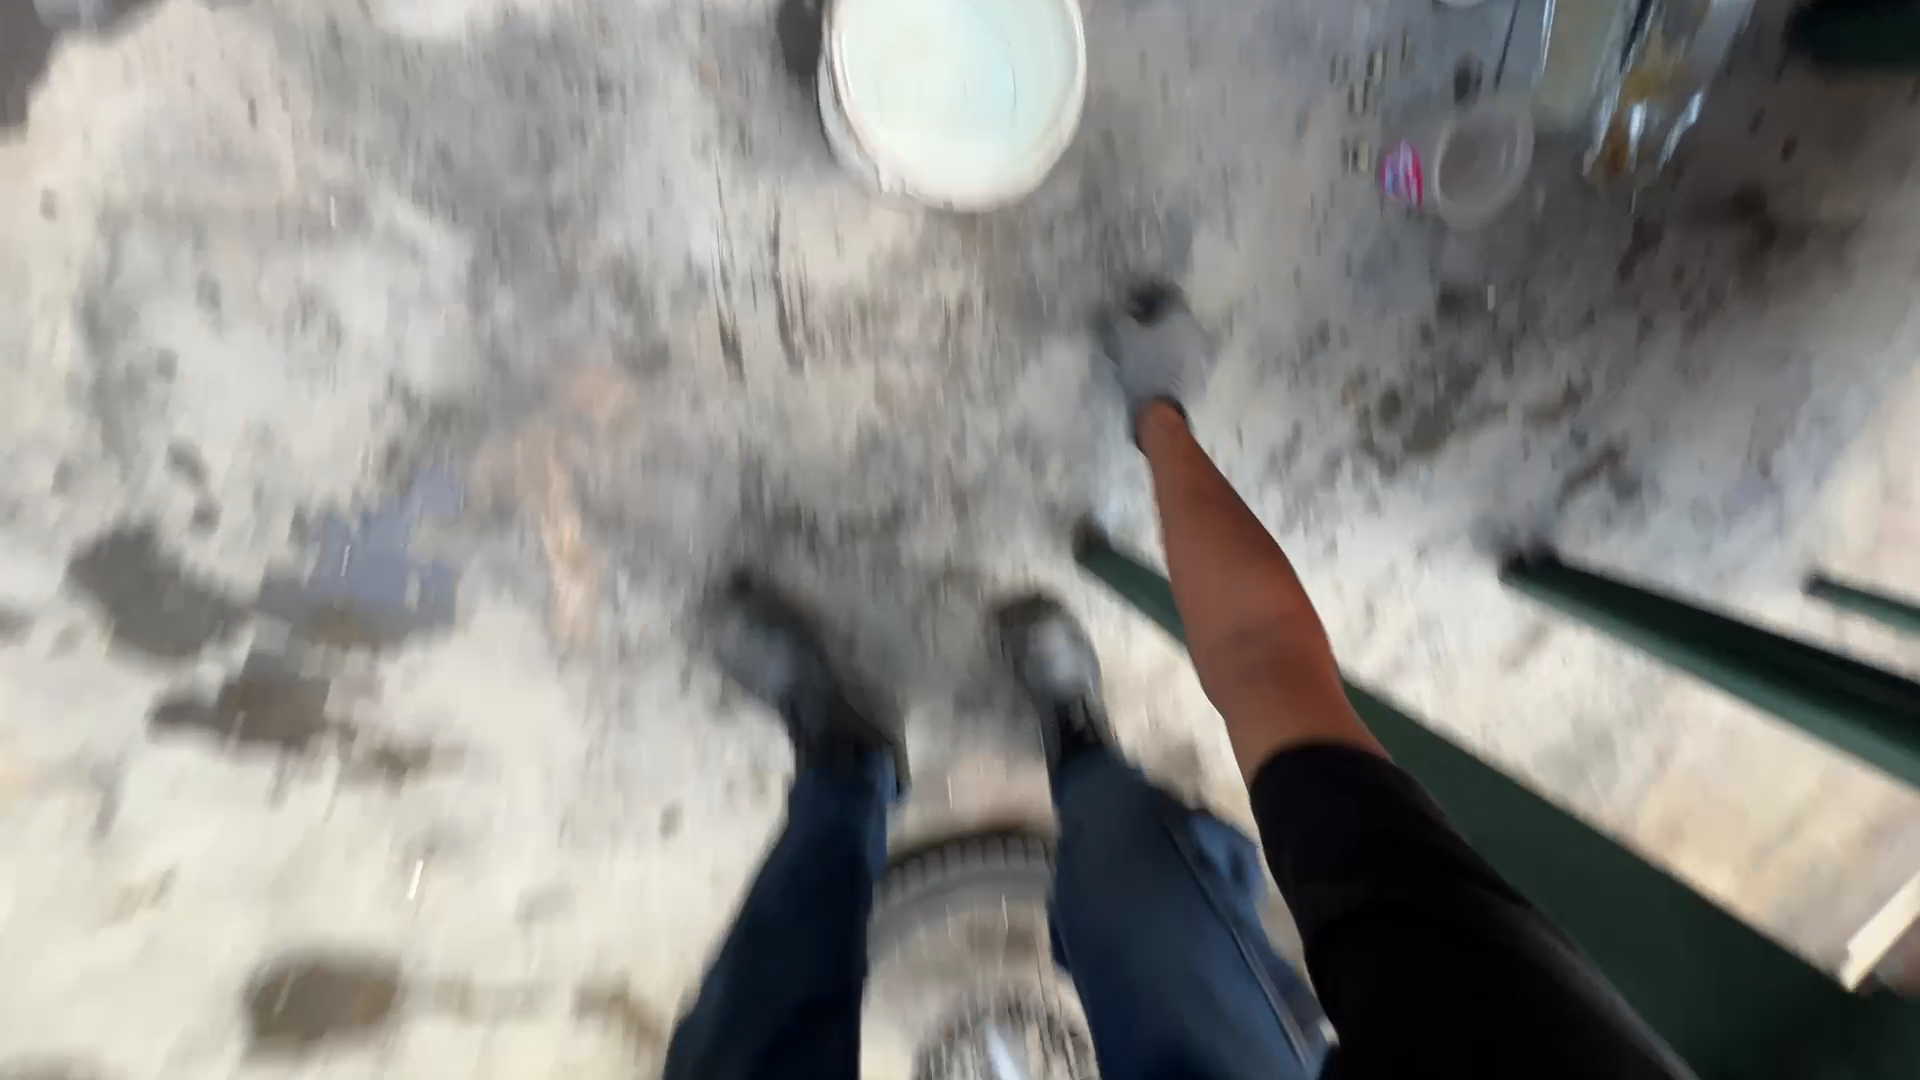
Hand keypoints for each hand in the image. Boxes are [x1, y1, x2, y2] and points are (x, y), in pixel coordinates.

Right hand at [1097, 281, 1215, 439]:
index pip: (1165, 292)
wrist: (1160, 409)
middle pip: (1173, 314)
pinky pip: (1181, 355)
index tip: (1130, 302)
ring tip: (1143, 346)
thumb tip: (1112, 306)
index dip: (1146, 293)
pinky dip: (1168, 354)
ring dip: (1161, 336)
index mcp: (1180, 315)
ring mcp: (1201, 351)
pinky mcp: (1199, 372)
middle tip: (1134, 323)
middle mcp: (1195, 328)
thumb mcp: (1123, 337)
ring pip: (1178, 335)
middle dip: (1153, 315)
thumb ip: (1118, 316)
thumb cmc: (1142, 367)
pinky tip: (1154, 363)